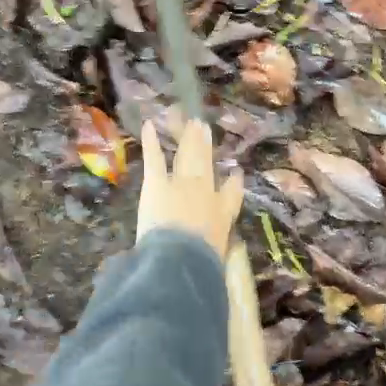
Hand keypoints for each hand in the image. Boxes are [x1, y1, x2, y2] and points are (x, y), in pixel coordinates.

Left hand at [137, 119, 244, 255]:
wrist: (182, 257)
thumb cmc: (202, 263)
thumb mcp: (218, 257)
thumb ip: (218, 248)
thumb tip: (218, 254)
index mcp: (223, 213)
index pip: (232, 194)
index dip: (234, 183)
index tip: (236, 173)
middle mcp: (205, 192)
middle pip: (206, 165)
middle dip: (205, 147)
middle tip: (204, 129)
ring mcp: (181, 183)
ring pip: (186, 156)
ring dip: (188, 139)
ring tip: (190, 123)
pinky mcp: (157, 183)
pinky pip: (155, 158)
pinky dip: (151, 141)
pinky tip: (148, 125)